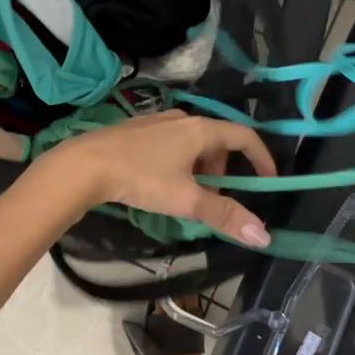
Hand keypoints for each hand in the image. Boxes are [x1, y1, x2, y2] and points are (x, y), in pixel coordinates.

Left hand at [33, 111, 274, 246]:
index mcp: (200, 130)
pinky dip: (180, 164)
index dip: (261, 158)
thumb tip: (263, 235)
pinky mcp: (137, 130)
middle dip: (224, 171)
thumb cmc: (141, 177)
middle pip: (217, 142)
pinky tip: (161, 184)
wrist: (85, 164)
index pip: (244, 136)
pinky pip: (172, 144)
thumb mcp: (186, 200)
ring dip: (200, 170)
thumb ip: (224, 215)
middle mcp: (182, 119)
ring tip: (187, 197)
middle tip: (215, 199)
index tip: (269, 180)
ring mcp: (158, 121)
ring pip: (193, 144)